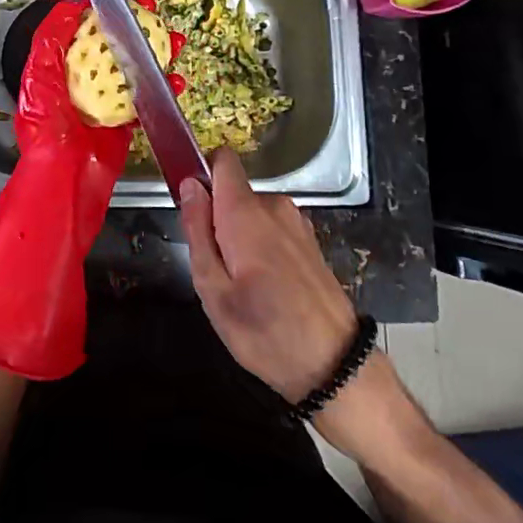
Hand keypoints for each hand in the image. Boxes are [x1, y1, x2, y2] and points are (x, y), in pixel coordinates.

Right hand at [179, 149, 357, 403]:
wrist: (333, 362)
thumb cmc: (264, 330)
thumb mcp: (213, 289)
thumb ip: (198, 231)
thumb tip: (189, 185)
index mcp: (246, 212)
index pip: (222, 160)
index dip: (202, 174)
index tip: (191, 208)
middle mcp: (274, 206)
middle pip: (234, 193)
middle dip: (217, 220)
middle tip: (214, 270)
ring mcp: (296, 222)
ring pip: (252, 214)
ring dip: (239, 238)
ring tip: (240, 285)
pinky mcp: (309, 240)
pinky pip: (272, 228)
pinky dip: (261, 247)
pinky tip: (265, 288)